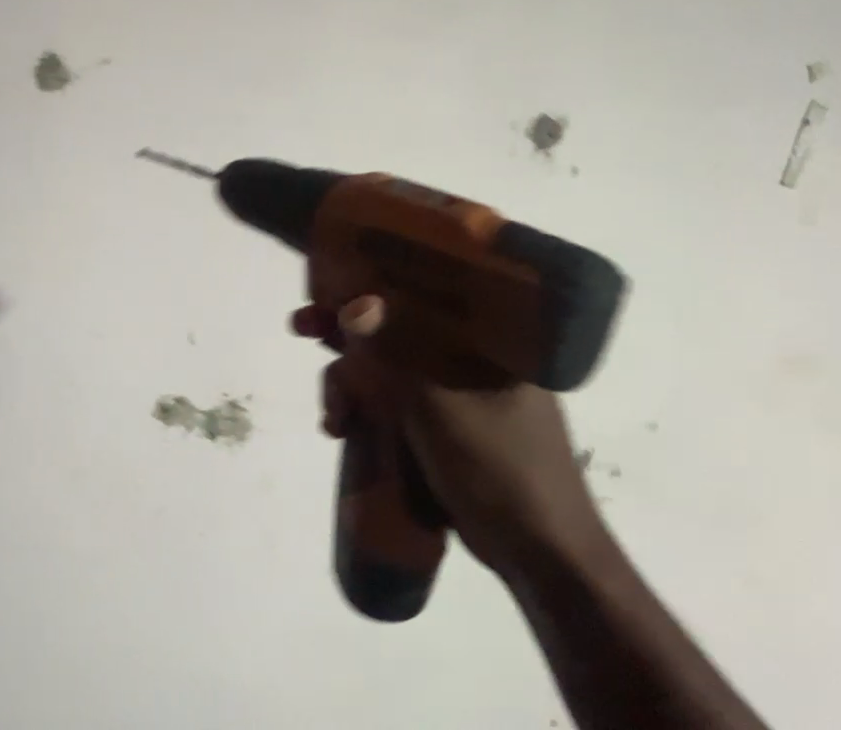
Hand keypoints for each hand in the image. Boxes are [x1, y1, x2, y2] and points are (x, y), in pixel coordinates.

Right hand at [297, 296, 606, 576]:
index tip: (327, 291)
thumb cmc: (500, 467)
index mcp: (489, 341)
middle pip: (397, 329)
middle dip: (346, 333)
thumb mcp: (439, 406)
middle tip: (300, 328)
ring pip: (389, 368)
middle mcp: (473, 358)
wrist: (540, 554)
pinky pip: (394, 402)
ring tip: (331, 417)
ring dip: (349, 382)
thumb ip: (394, 353)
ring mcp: (459, 395)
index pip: (423, 294)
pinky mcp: (444, 428)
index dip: (372, 286)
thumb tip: (355, 304)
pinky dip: (364, 409)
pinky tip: (340, 429)